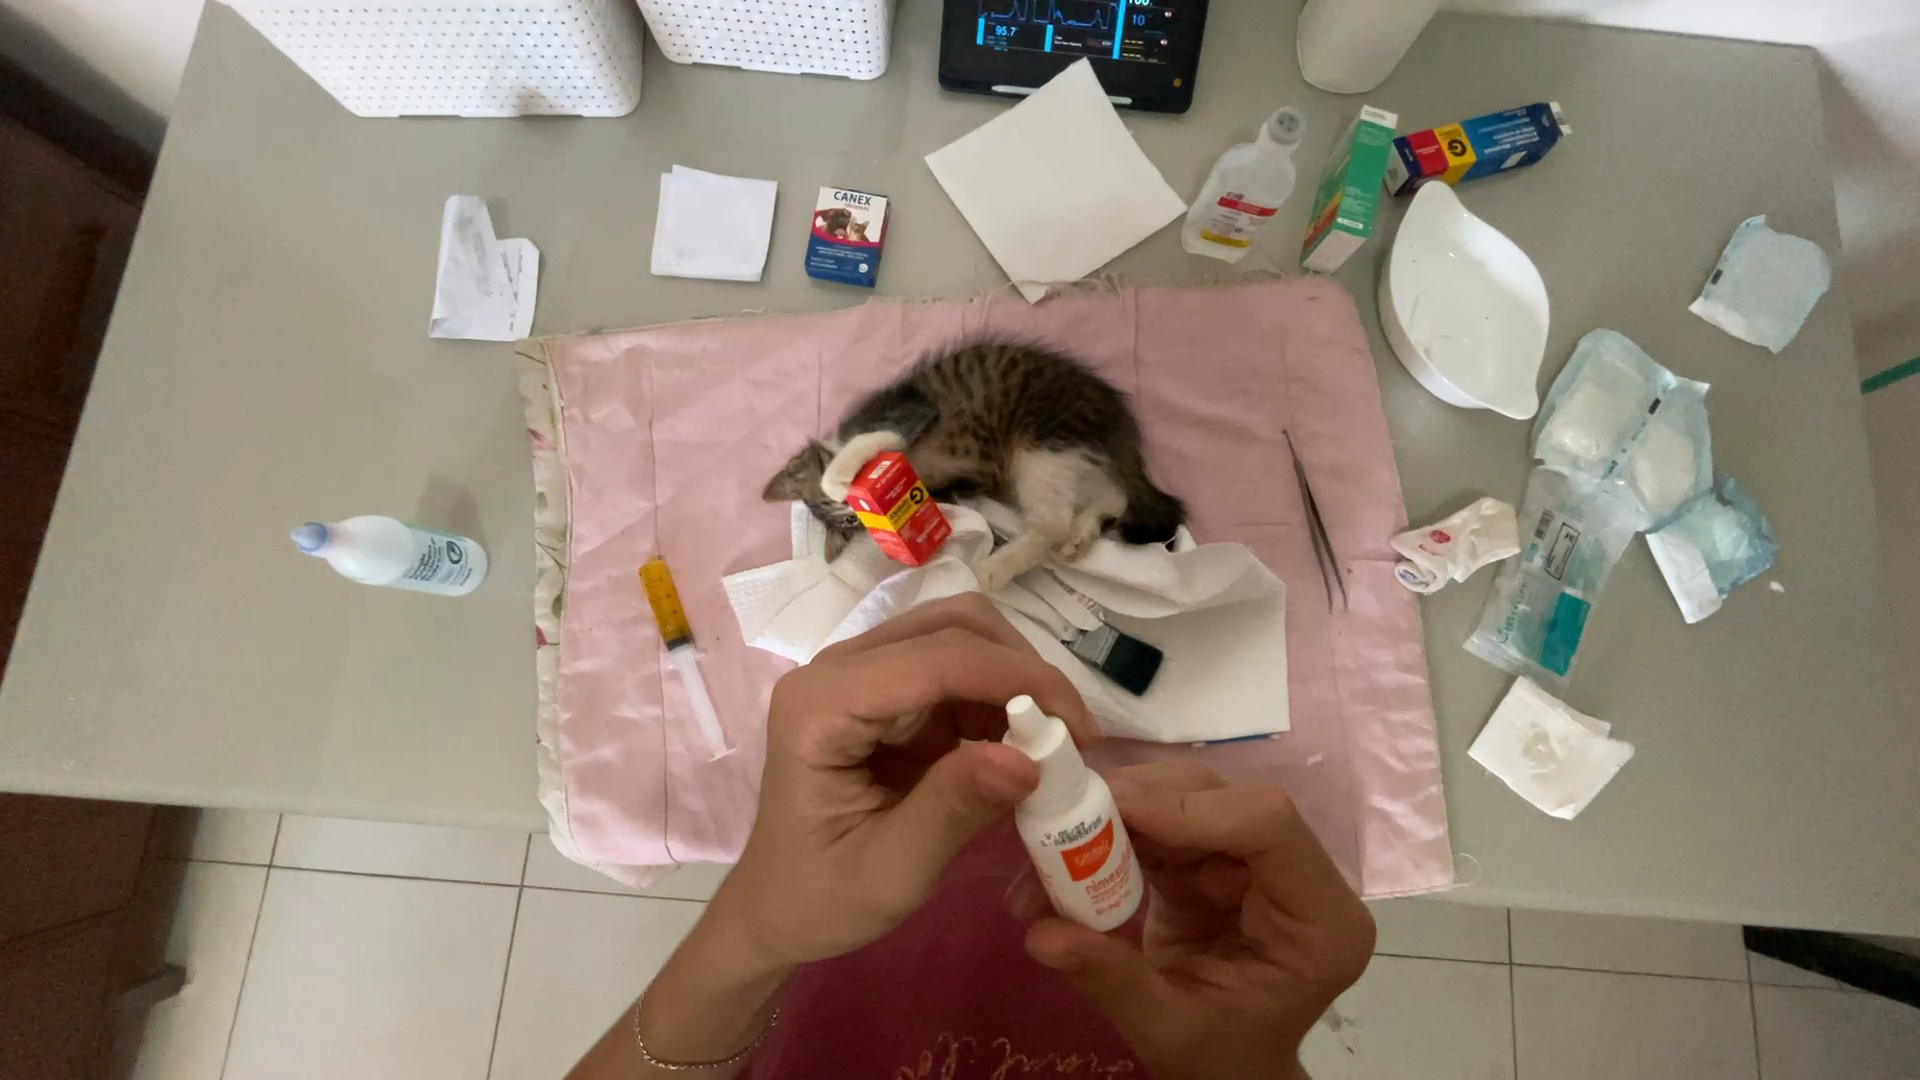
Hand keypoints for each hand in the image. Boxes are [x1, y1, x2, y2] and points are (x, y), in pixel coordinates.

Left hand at [712, 593, 1096, 967]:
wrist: (778, 906)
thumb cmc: (819, 898)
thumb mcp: (888, 874)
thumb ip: (952, 812)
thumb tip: (1029, 760)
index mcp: (822, 705)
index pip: (934, 659)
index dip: (1016, 680)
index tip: (1079, 731)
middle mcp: (839, 669)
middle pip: (951, 625)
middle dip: (1020, 670)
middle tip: (1068, 736)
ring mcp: (862, 671)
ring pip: (960, 635)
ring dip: (1013, 681)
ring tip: (1045, 745)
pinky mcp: (885, 687)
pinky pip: (955, 667)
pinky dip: (997, 698)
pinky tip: (1013, 745)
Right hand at [1020, 762, 1374, 1079]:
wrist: (1225, 1064)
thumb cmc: (1221, 1057)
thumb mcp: (1169, 1031)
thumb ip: (1112, 979)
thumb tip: (1040, 935)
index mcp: (1318, 918)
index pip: (1268, 823)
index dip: (1190, 806)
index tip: (1116, 810)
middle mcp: (1290, 871)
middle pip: (1218, 796)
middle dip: (1139, 800)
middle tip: (1069, 814)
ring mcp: (1247, 856)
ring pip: (1181, 794)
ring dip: (1116, 808)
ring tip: (1055, 834)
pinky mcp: (1207, 851)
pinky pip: (1156, 818)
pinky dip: (1110, 827)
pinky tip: (1069, 845)